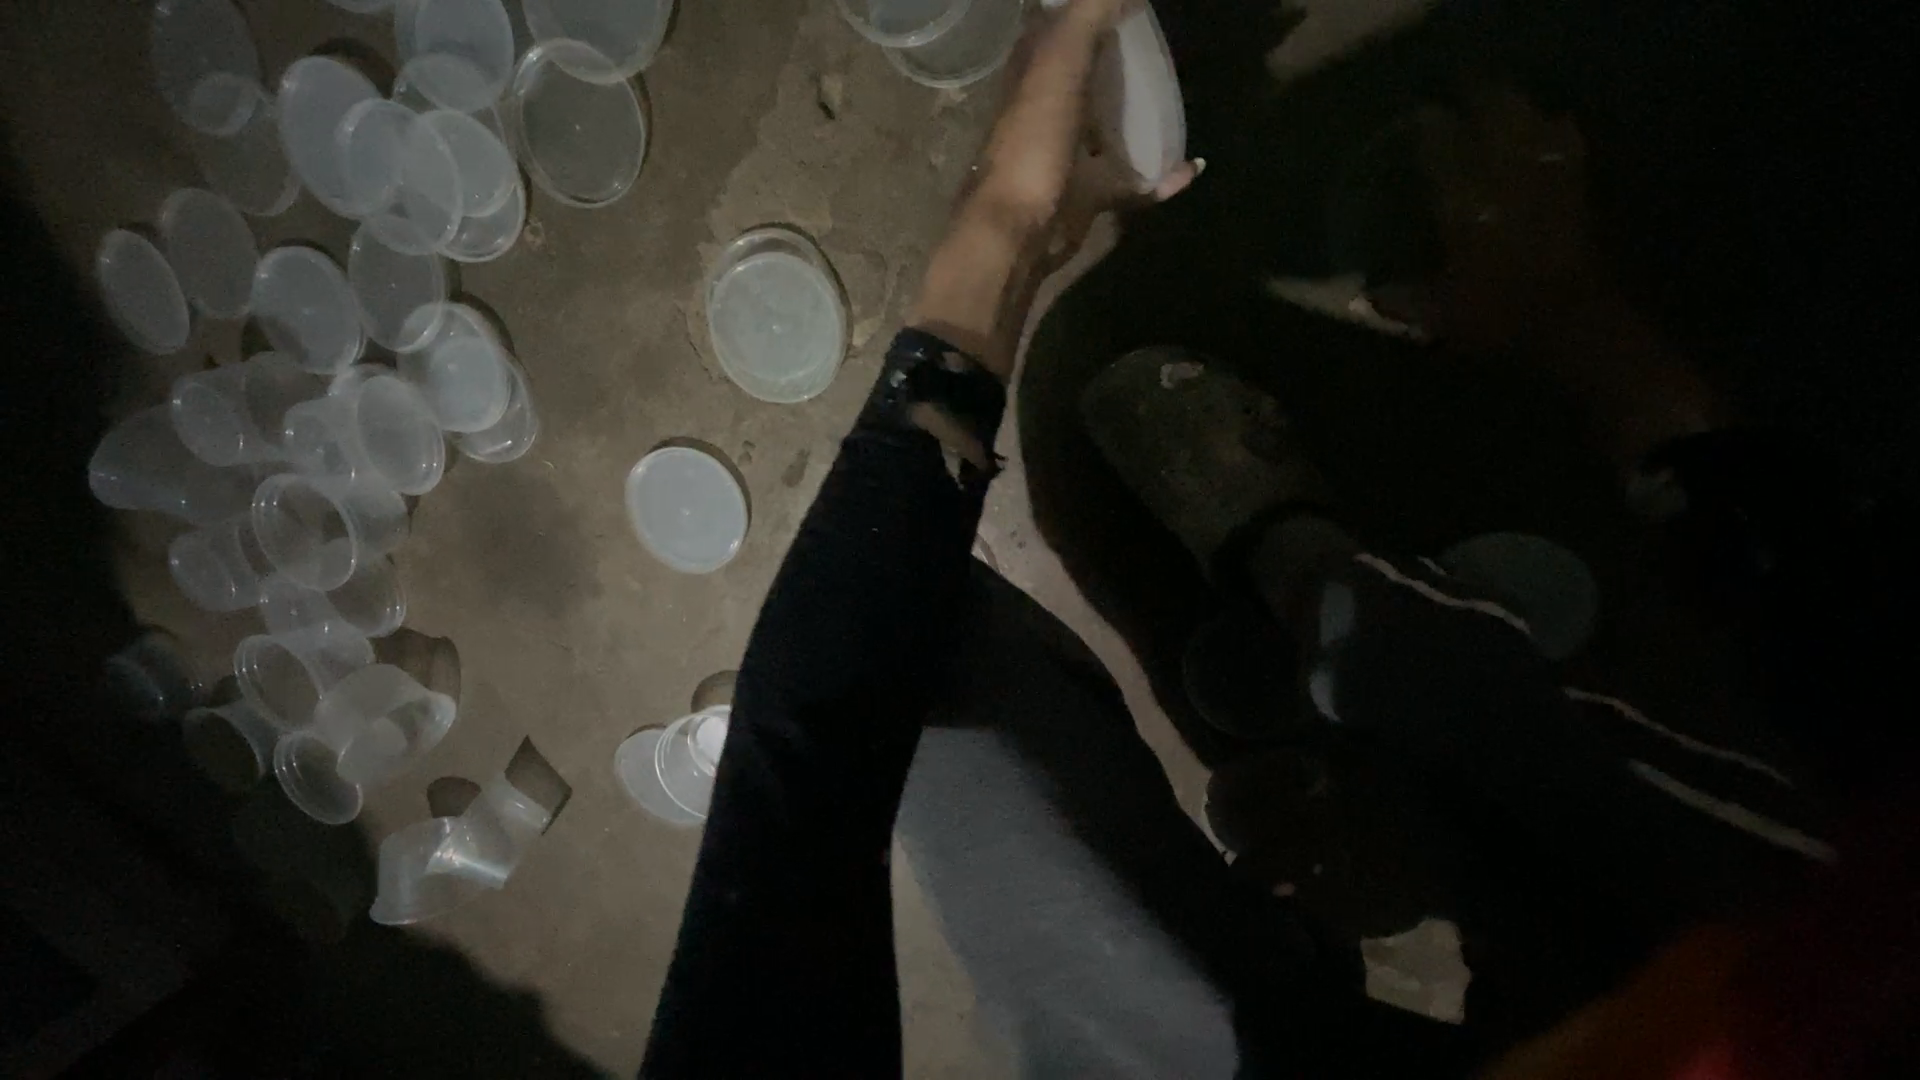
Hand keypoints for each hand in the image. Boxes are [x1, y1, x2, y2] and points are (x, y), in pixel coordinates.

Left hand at [969, 0, 1197, 262]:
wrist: (1018, 231)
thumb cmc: (1032, 143)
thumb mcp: (1060, 60)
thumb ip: (1088, 14)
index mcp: (1032, 76)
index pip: (1054, 29)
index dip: (1082, 12)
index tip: (1124, 6)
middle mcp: (1047, 114)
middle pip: (1083, 78)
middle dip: (1115, 62)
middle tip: (1156, 47)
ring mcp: (1067, 160)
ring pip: (1106, 132)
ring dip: (1139, 120)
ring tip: (1176, 100)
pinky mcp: (1086, 201)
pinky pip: (1131, 186)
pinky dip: (1161, 180)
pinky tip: (1190, 168)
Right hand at [1399, 84, 1603, 353]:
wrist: (1569, 326)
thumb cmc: (1496, 319)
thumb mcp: (1437, 316)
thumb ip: (1400, 301)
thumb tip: (1365, 294)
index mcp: (1467, 212)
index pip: (1446, 157)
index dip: (1434, 132)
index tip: (1422, 116)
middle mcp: (1507, 186)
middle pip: (1499, 126)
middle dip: (1482, 106)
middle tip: (1462, 100)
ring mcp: (1546, 185)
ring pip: (1534, 130)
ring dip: (1520, 112)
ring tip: (1503, 106)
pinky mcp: (1575, 195)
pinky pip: (1567, 151)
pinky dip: (1558, 134)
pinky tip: (1552, 128)